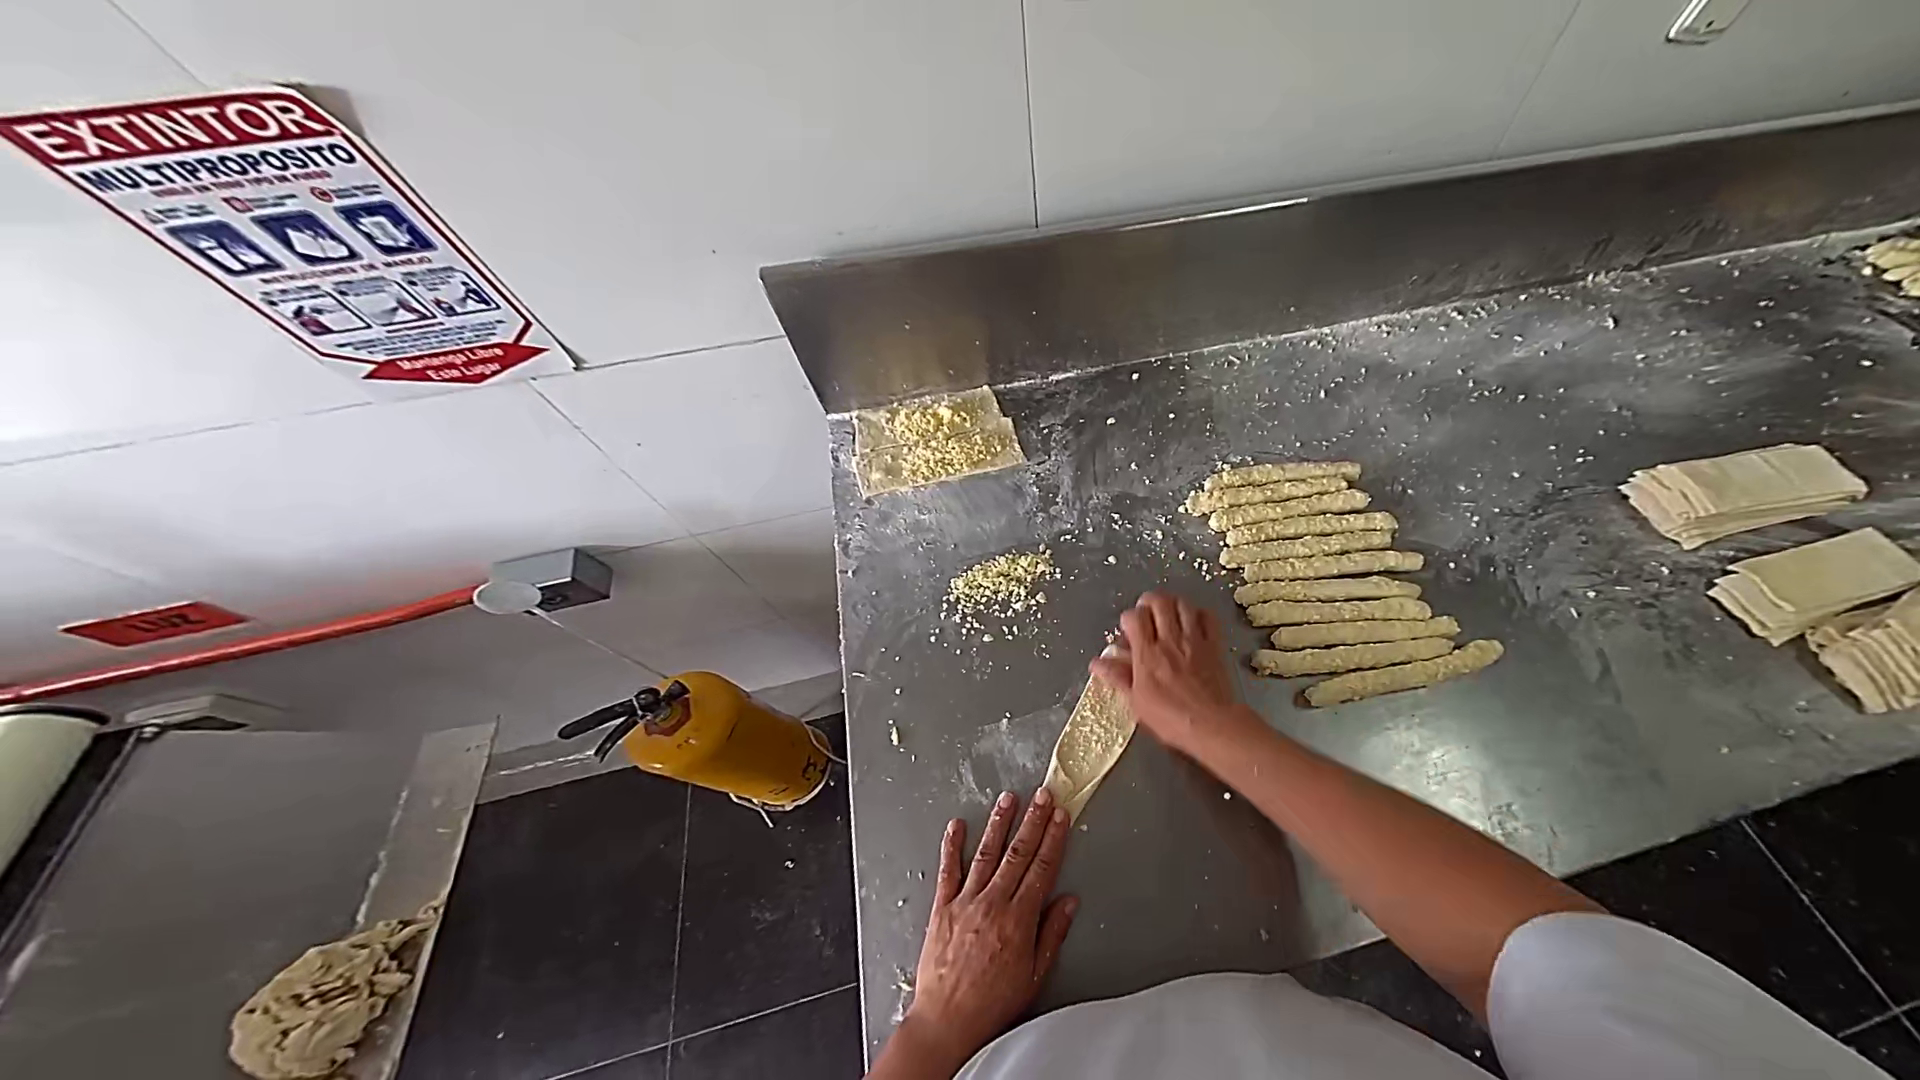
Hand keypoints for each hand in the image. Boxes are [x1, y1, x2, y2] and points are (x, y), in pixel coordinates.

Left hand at [897, 788, 1076, 1070]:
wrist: (947, 1021)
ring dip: (999, 823)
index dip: (1053, 839)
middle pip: (1018, 853)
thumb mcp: (1034, 976)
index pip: (1041, 869)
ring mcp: (965, 900)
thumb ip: (1052, 934)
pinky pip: (948, 869)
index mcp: (1018, 919)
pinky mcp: (942, 905)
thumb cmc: (992, 1003)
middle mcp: (993, 902)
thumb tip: (1068, 901)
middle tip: (1042, 796)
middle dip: (1033, 821)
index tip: (1061, 816)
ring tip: (1009, 798)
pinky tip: (956, 824)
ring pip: (986, 853)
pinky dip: (951, 845)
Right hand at [1089, 591, 1252, 755]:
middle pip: (1158, 601)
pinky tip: (1192, 623)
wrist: (1212, 725)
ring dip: (1172, 604)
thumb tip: (1097, 663)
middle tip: (1146, 615)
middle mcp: (1170, 640)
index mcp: (1147, 654)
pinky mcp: (1214, 645)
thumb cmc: (1171, 718)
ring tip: (1167, 615)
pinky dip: (1198, 614)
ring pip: (1182, 603)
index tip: (1128, 632)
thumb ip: (1117, 677)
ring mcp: (1194, 640)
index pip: (1133, 617)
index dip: (1128, 618)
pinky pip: (1208, 617)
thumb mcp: (1136, 701)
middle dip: (1148, 602)